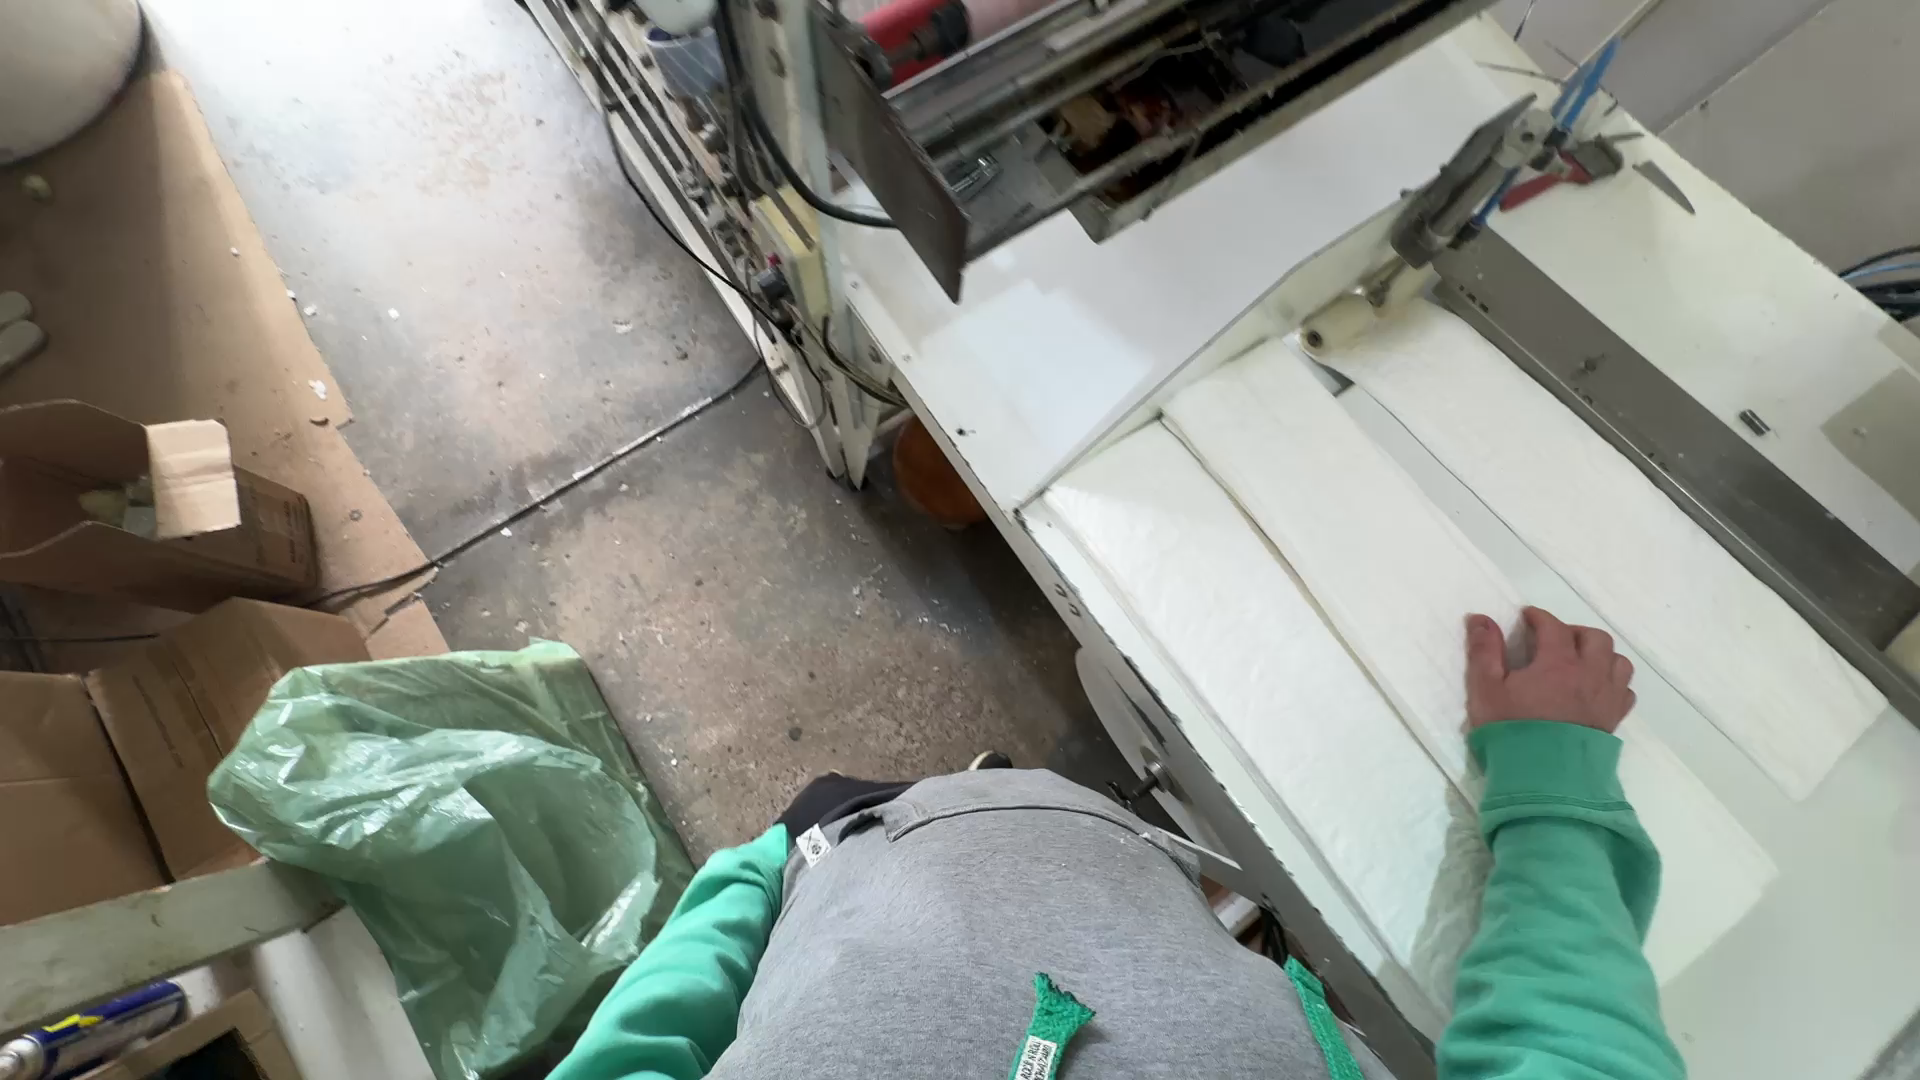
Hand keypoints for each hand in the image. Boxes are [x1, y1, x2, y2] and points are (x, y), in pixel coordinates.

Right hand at [1465, 606, 1635, 732]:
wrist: (1545, 771)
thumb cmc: (1510, 725)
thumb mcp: (1485, 685)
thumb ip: (1484, 649)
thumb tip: (1480, 617)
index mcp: (1558, 662)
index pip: (1554, 627)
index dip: (1539, 617)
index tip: (1526, 616)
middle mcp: (1590, 673)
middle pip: (1596, 638)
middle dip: (1573, 631)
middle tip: (1552, 637)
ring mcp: (1607, 696)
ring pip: (1617, 660)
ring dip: (1598, 653)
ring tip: (1577, 659)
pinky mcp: (1615, 716)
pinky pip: (1624, 688)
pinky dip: (1610, 678)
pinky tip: (1593, 685)